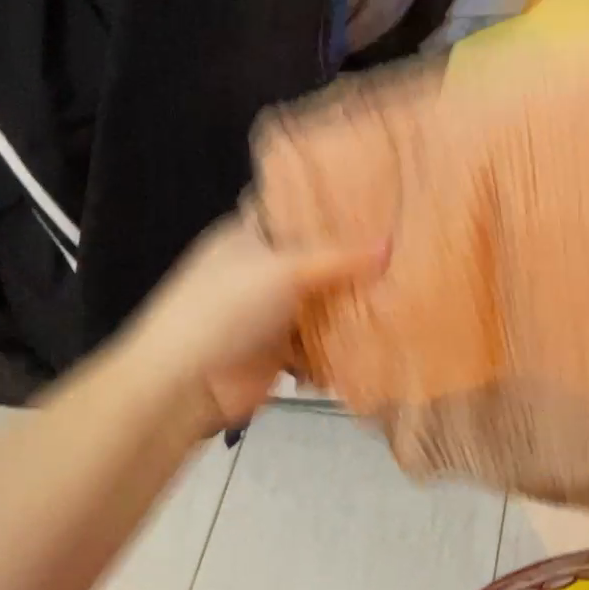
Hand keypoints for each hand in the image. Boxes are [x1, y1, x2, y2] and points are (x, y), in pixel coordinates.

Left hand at [125, 212, 386, 427]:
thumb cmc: (226, 308)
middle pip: (317, 260)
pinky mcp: (279, 351)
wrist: (184, 385)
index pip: (297, 211)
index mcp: (249, 236)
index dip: (334, 208)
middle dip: (354, 261)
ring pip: (322, 302)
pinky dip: (343, 343)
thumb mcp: (285, 270)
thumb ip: (340, 258)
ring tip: (403, 292)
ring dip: (352, 304)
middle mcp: (260, 270)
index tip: (379, 204)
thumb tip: (390, 244)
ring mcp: (269, 312)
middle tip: (404, 251)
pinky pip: (321, 341)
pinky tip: (379, 334)